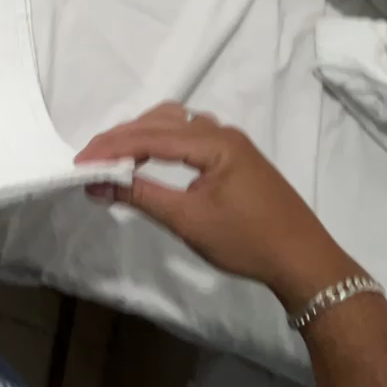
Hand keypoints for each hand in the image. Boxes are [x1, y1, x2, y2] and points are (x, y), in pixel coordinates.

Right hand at [76, 103, 358, 308]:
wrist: (306, 264)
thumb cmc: (248, 242)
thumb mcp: (187, 220)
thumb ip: (140, 195)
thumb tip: (96, 184)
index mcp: (214, 142)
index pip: (150, 136)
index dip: (111, 148)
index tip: (80, 163)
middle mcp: (221, 132)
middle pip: (158, 122)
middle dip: (120, 138)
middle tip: (89, 159)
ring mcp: (229, 142)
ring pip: (172, 123)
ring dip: (138, 134)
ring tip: (112, 156)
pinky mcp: (232, 156)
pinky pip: (185, 134)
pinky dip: (158, 140)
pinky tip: (147, 156)